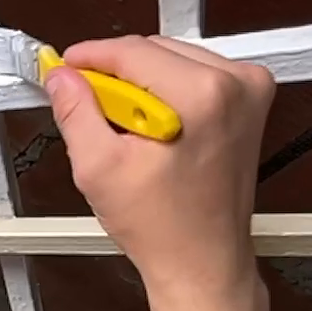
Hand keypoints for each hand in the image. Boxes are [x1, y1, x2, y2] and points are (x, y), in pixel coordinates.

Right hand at [44, 36, 274, 307]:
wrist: (200, 259)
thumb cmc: (159, 226)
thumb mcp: (98, 169)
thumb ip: (76, 114)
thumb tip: (61, 78)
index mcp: (201, 94)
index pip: (132, 51)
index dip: (89, 58)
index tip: (63, 66)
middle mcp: (235, 82)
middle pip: (154, 51)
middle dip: (114, 76)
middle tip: (85, 107)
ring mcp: (249, 90)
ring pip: (174, 61)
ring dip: (140, 85)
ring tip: (120, 129)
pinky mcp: (251, 101)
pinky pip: (195, 77)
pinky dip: (165, 94)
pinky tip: (149, 130)